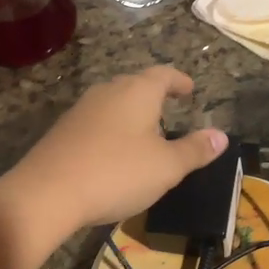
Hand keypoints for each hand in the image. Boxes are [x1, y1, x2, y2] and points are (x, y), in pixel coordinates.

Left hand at [1, 66, 227, 236]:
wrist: (46, 193)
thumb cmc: (116, 173)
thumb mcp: (166, 167)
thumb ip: (195, 150)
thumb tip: (222, 136)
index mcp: (138, 91)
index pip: (164, 74)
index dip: (179, 81)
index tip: (190, 89)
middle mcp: (110, 90)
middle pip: (137, 84)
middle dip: (155, 94)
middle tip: (170, 109)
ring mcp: (82, 109)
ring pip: (115, 101)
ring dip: (132, 112)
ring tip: (144, 132)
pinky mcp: (63, 130)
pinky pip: (97, 120)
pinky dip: (112, 128)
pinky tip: (113, 152)